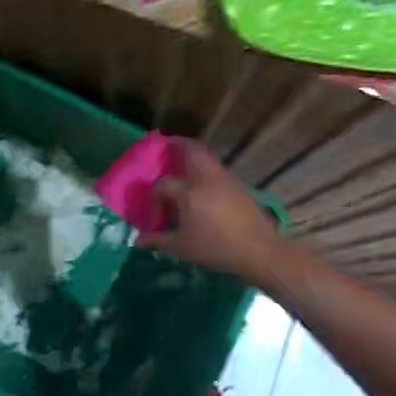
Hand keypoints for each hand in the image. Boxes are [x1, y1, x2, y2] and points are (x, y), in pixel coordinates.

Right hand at [136, 139, 282, 280]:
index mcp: (189, 193)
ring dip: (195, 155)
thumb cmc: (216, 249)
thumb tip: (138, 240)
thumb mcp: (182, 248)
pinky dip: (208, 168)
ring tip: (185, 163)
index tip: (154, 208)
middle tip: (168, 145)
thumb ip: (158, 241)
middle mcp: (207, 179)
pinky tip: (205, 185)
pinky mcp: (239, 187)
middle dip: (178, 145)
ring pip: (208, 158)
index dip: (154, 194)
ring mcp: (226, 180)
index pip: (164, 184)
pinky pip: (219, 170)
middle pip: (191, 150)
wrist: (257, 250)